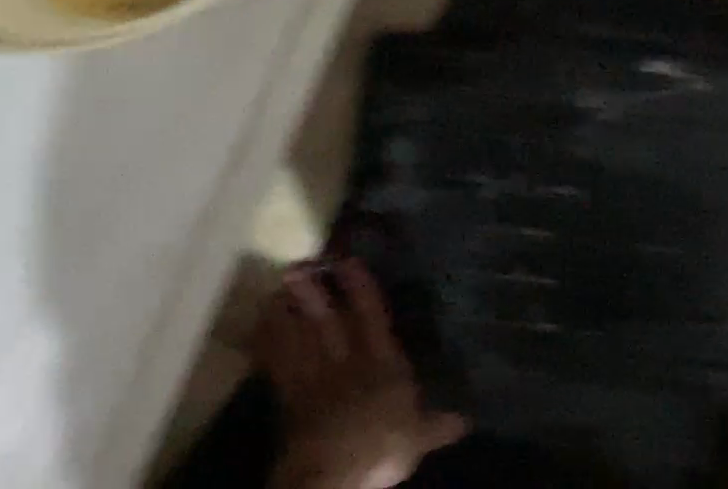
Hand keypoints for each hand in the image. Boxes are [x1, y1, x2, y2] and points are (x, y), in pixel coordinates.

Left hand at [257, 259, 467, 488]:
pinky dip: (268, 345)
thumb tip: (466, 420)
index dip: (359, 286)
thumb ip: (437, 425)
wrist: (331, 476)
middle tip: (299, 264)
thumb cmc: (380, 449)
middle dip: (313, 291)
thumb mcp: (417, 438)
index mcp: (381, 362)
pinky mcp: (289, 399)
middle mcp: (345, 361)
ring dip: (286, 311)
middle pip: (326, 319)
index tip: (348, 261)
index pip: (371, 315)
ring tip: (278, 288)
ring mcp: (313, 377)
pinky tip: (262, 329)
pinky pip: (276, 364)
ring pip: (297, 336)